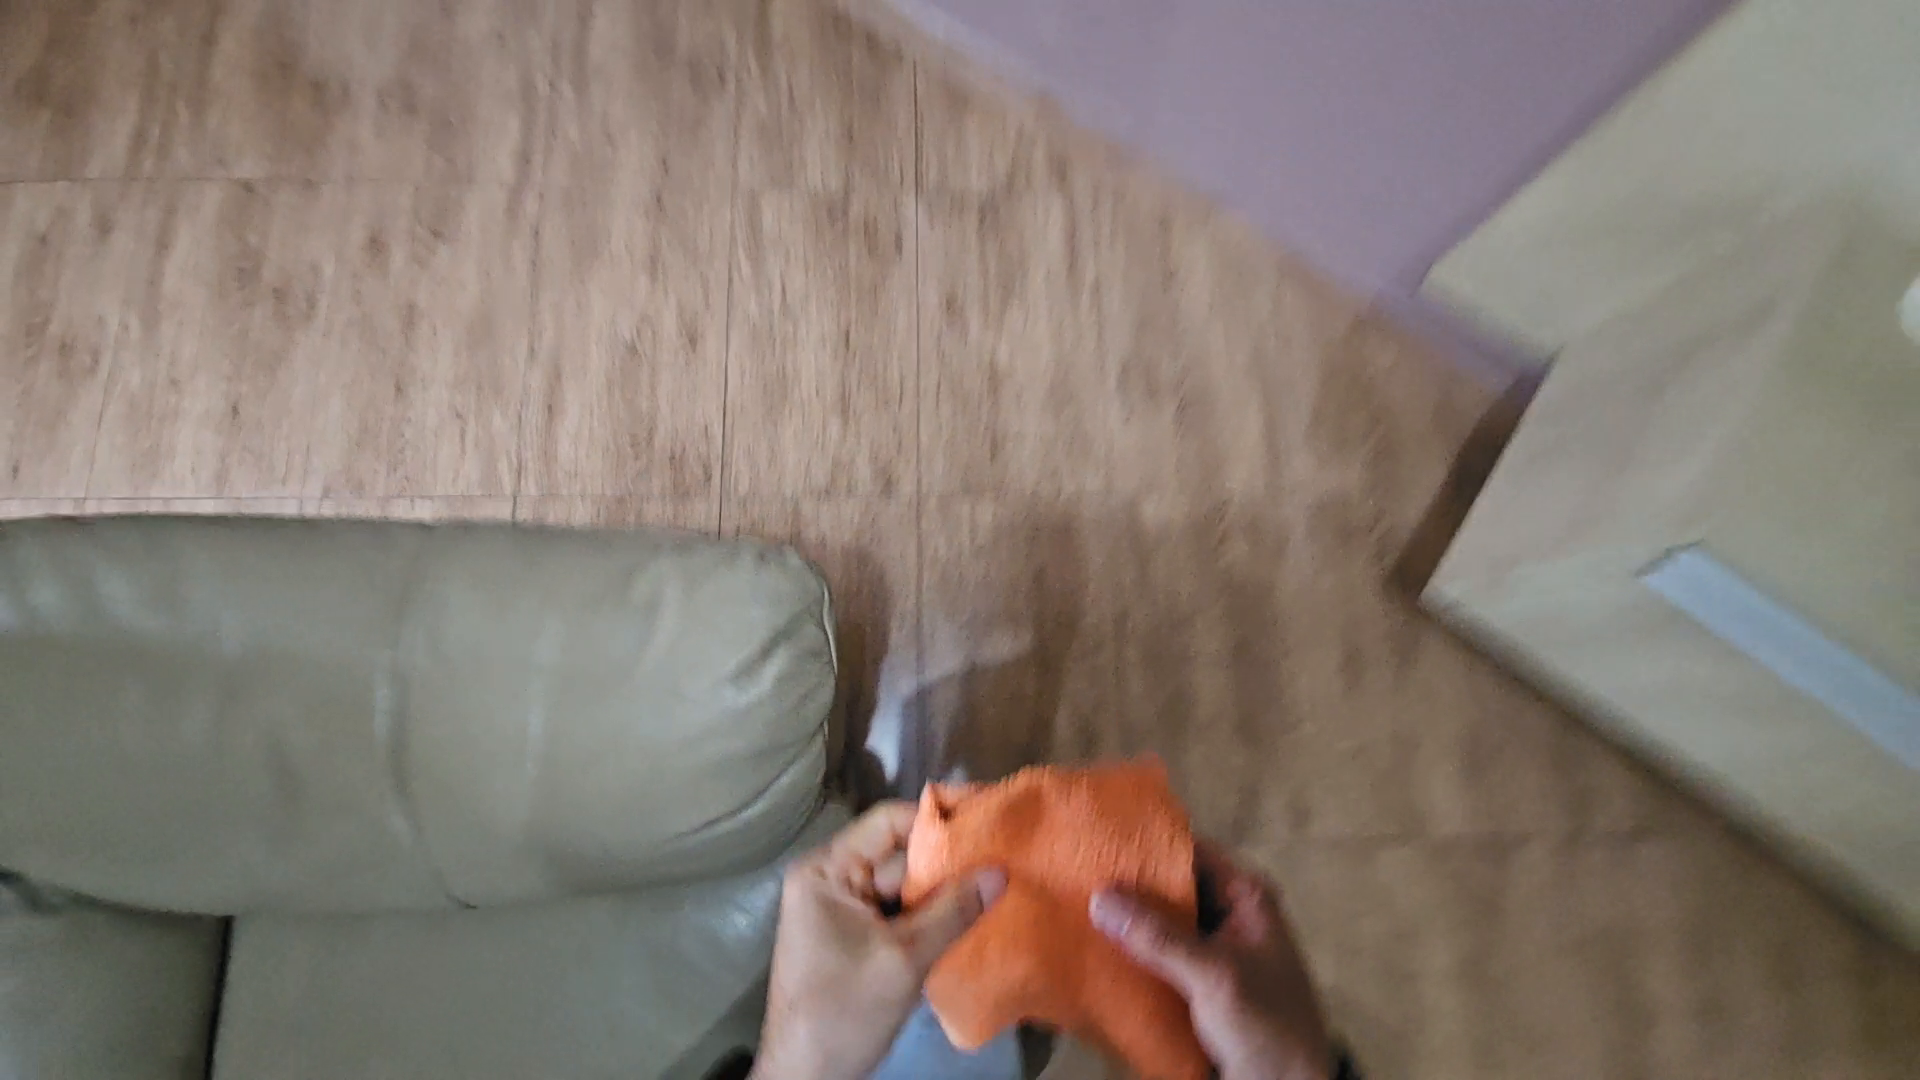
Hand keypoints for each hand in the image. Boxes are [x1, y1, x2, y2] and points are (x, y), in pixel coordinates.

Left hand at [751, 802, 1005, 1079]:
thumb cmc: (843, 1012)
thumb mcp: (904, 960)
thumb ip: (953, 911)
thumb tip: (1002, 870)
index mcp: (827, 869)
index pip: (888, 822)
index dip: (936, 822)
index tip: (985, 821)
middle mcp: (832, 877)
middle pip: (898, 854)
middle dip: (947, 861)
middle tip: (1001, 857)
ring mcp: (843, 908)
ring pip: (903, 885)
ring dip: (943, 891)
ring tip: (994, 882)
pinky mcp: (856, 936)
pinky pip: (899, 911)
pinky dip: (930, 915)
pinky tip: (969, 915)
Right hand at [1091, 842, 1331, 1079]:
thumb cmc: (1267, 1025)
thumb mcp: (1215, 976)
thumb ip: (1159, 936)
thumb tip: (1098, 897)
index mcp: (1244, 894)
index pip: (1187, 850)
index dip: (1146, 843)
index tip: (1099, 839)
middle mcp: (1226, 911)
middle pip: (1168, 883)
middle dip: (1128, 881)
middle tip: (1077, 872)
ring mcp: (1210, 946)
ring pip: (1159, 918)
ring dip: (1125, 917)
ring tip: (1075, 901)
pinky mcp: (1194, 978)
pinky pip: (1156, 951)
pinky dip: (1131, 948)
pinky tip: (1094, 943)